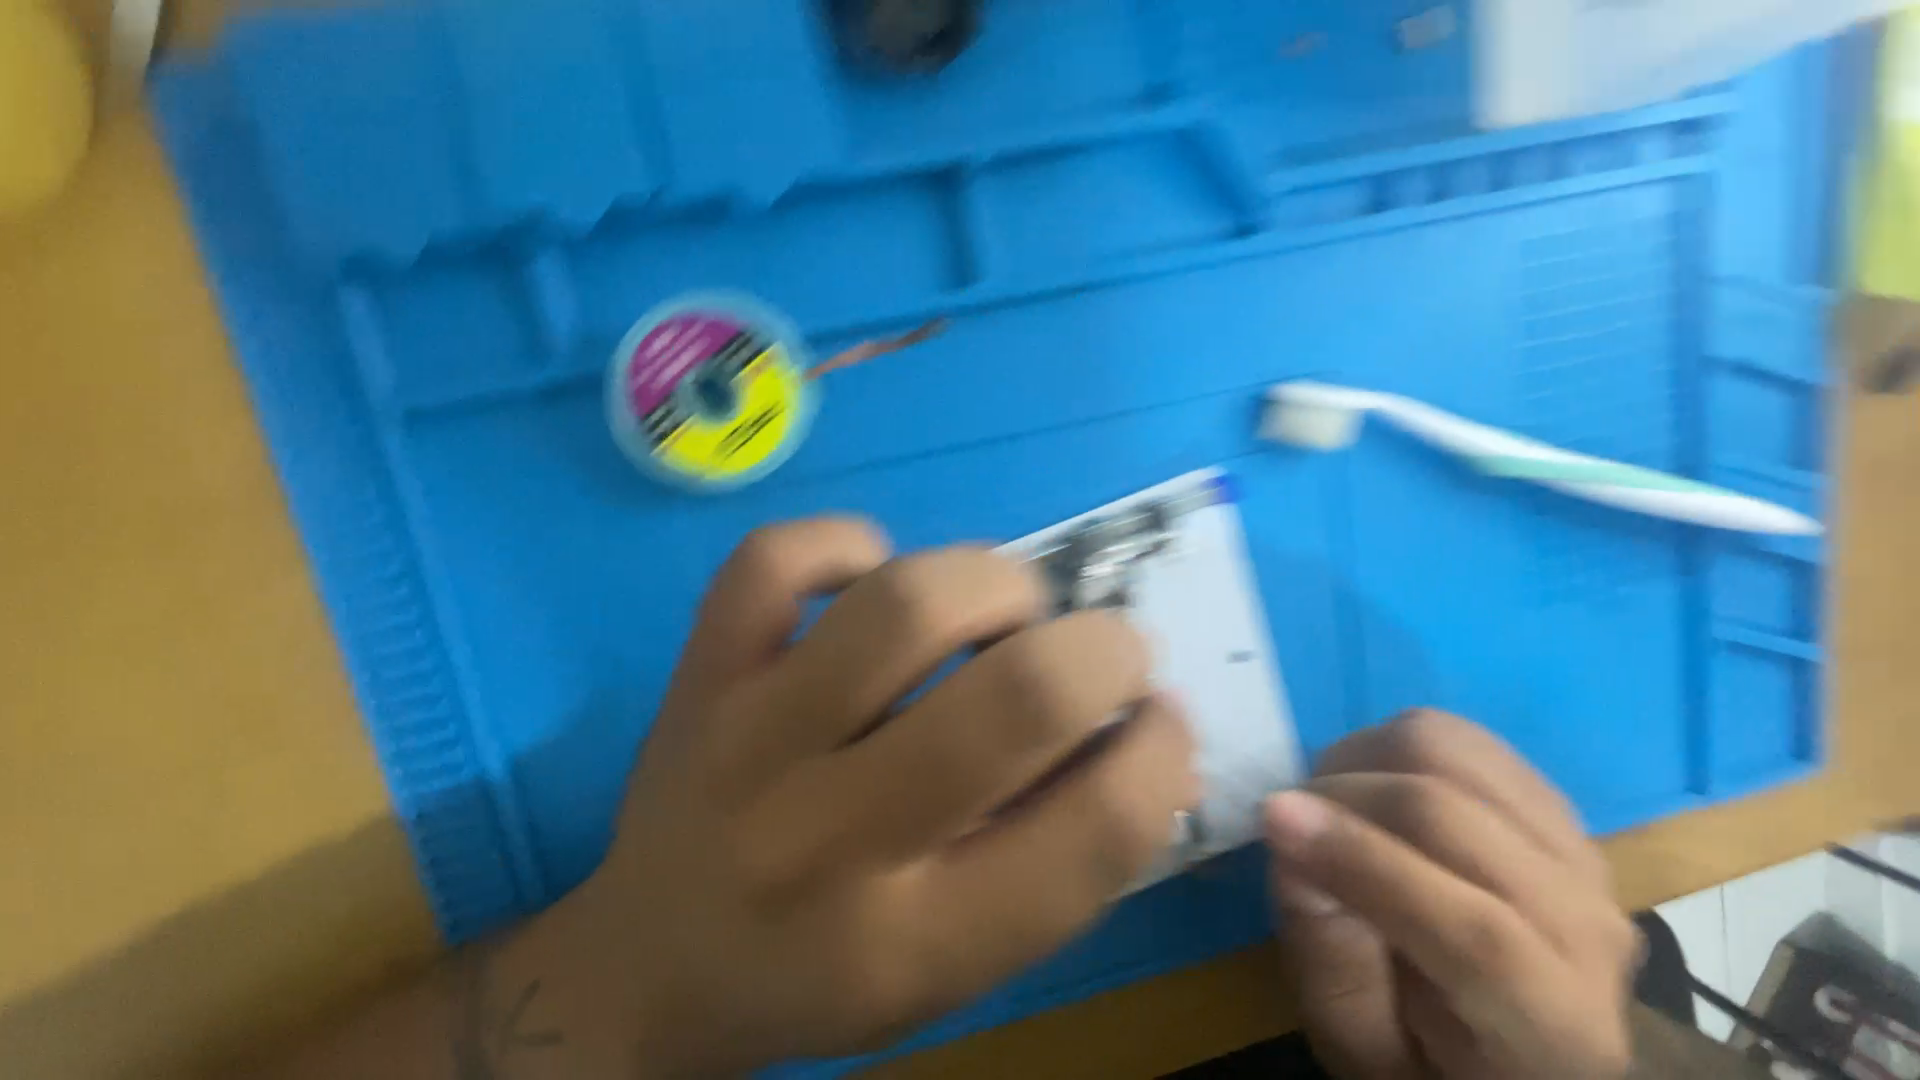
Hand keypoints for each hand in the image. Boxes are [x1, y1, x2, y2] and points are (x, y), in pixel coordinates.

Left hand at [559, 518, 1197, 1073]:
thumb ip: (1059, 858)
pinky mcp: (700, 675)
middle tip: (1111, 649)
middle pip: (1016, 700)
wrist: (653, 965)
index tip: (1162, 719)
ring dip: (996, 584)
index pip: (1095, 830)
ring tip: (1009, 607)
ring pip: (903, 606)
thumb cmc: (827, 974)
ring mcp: (752, 739)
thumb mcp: (959, 966)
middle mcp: (834, 835)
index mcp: (919, 939)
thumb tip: (1143, 729)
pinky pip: (773, 561)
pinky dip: (846, 543)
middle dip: (1104, 652)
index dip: (1164, 754)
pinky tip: (875, 574)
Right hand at [1264, 711, 1638, 1079]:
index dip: (1362, 861)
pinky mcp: (1557, 808)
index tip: (1272, 816)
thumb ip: (1331, 964)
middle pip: (1452, 815)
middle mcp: (1587, 929)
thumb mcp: (1363, 1047)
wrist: (1524, 1042)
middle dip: (1344, 796)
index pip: (1470, 928)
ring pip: (1454, 753)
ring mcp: (1579, 855)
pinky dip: (1399, 747)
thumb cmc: (1428, 1056)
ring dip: (1367, 759)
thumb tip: (1290, 848)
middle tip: (1290, 817)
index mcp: (1549, 1024)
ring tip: (1334, 800)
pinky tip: (1377, 785)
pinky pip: (1465, 738)